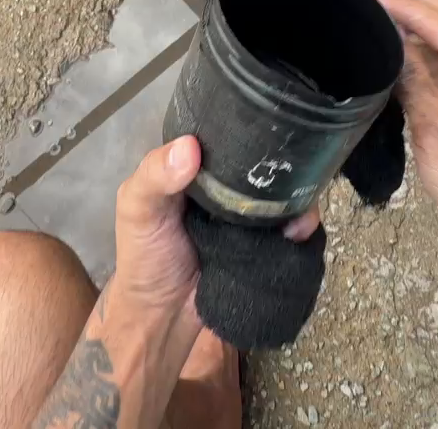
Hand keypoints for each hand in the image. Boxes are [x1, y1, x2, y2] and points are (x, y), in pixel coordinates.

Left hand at [109, 137, 323, 320]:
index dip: (244, 124)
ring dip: (296, 194)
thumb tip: (190, 146)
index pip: (225, 133)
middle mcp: (225, 185)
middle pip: (258, 162)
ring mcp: (247, 214)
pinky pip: (289, 225)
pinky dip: (301, 224)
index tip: (267, 119)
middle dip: (280, 161)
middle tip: (295, 165)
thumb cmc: (144, 255)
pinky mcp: (263, 243)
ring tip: (301, 206)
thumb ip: (154, 175)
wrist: (163, 319)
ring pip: (280, 191)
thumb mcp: (137, 207)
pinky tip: (301, 230)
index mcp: (195, 165)